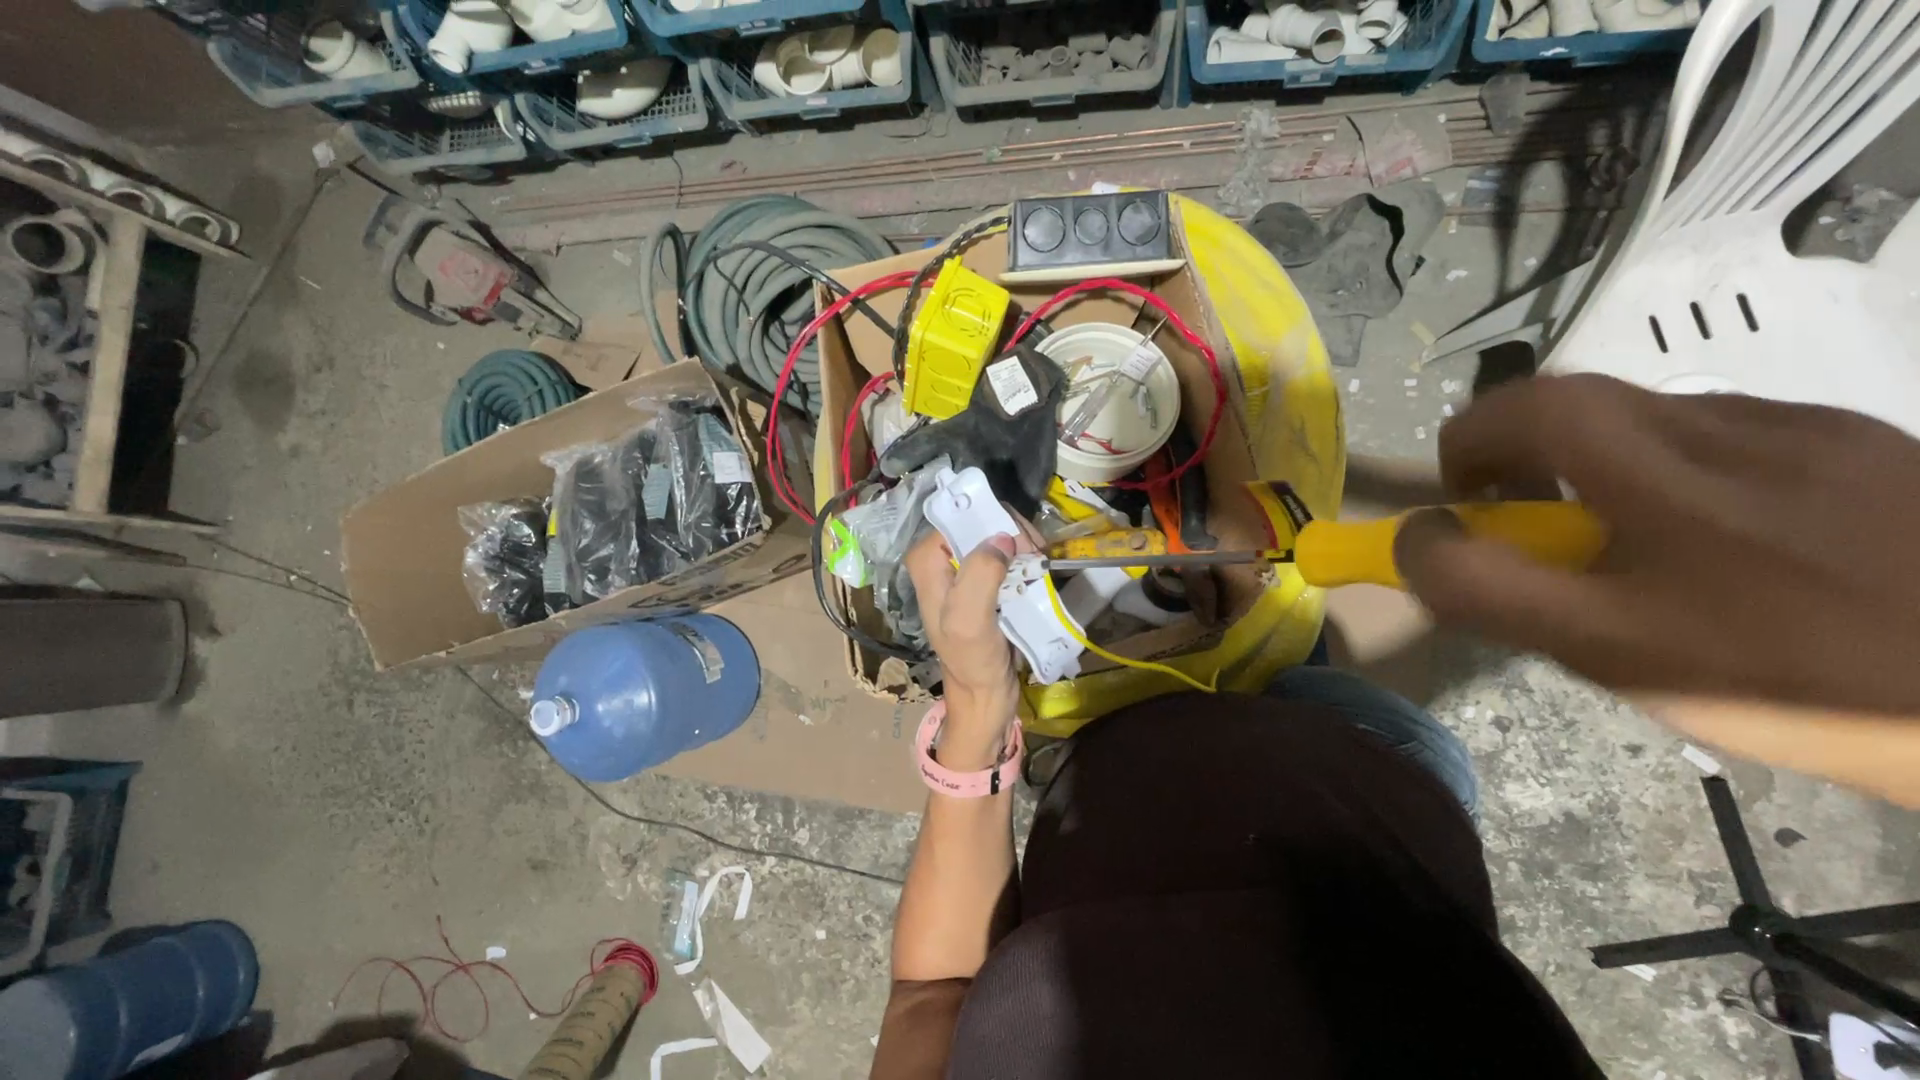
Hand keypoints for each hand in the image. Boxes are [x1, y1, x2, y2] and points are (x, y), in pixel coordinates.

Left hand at [904, 521, 1039, 711]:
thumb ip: (979, 575)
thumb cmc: (971, 659)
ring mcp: (965, 572)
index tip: (1021, 543)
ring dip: (1024, 548)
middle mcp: (941, 561)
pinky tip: (1039, 573)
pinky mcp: (985, 584)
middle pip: (981, 523)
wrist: (985, 695)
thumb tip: (1001, 539)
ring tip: (1040, 567)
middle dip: (1013, 534)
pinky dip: (1026, 561)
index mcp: (927, 562)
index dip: (992, 522)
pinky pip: (1008, 557)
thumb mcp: (968, 620)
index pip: (960, 517)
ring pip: (998, 537)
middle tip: (1035, 557)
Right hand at [1393, 374, 1919, 716]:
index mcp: (1670, 480)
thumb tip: (1420, 540)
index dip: (1465, 446)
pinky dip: (1683, 469)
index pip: (1519, 412)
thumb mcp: (1616, 659)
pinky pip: (1729, 432)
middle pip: (1577, 398)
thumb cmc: (1799, 686)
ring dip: (1604, 463)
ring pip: (1651, 417)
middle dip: (1523, 449)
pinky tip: (1730, 540)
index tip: (1467, 504)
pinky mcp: (1866, 438)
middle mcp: (1732, 427)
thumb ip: (1493, 593)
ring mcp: (1808, 426)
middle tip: (1534, 518)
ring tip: (1638, 543)